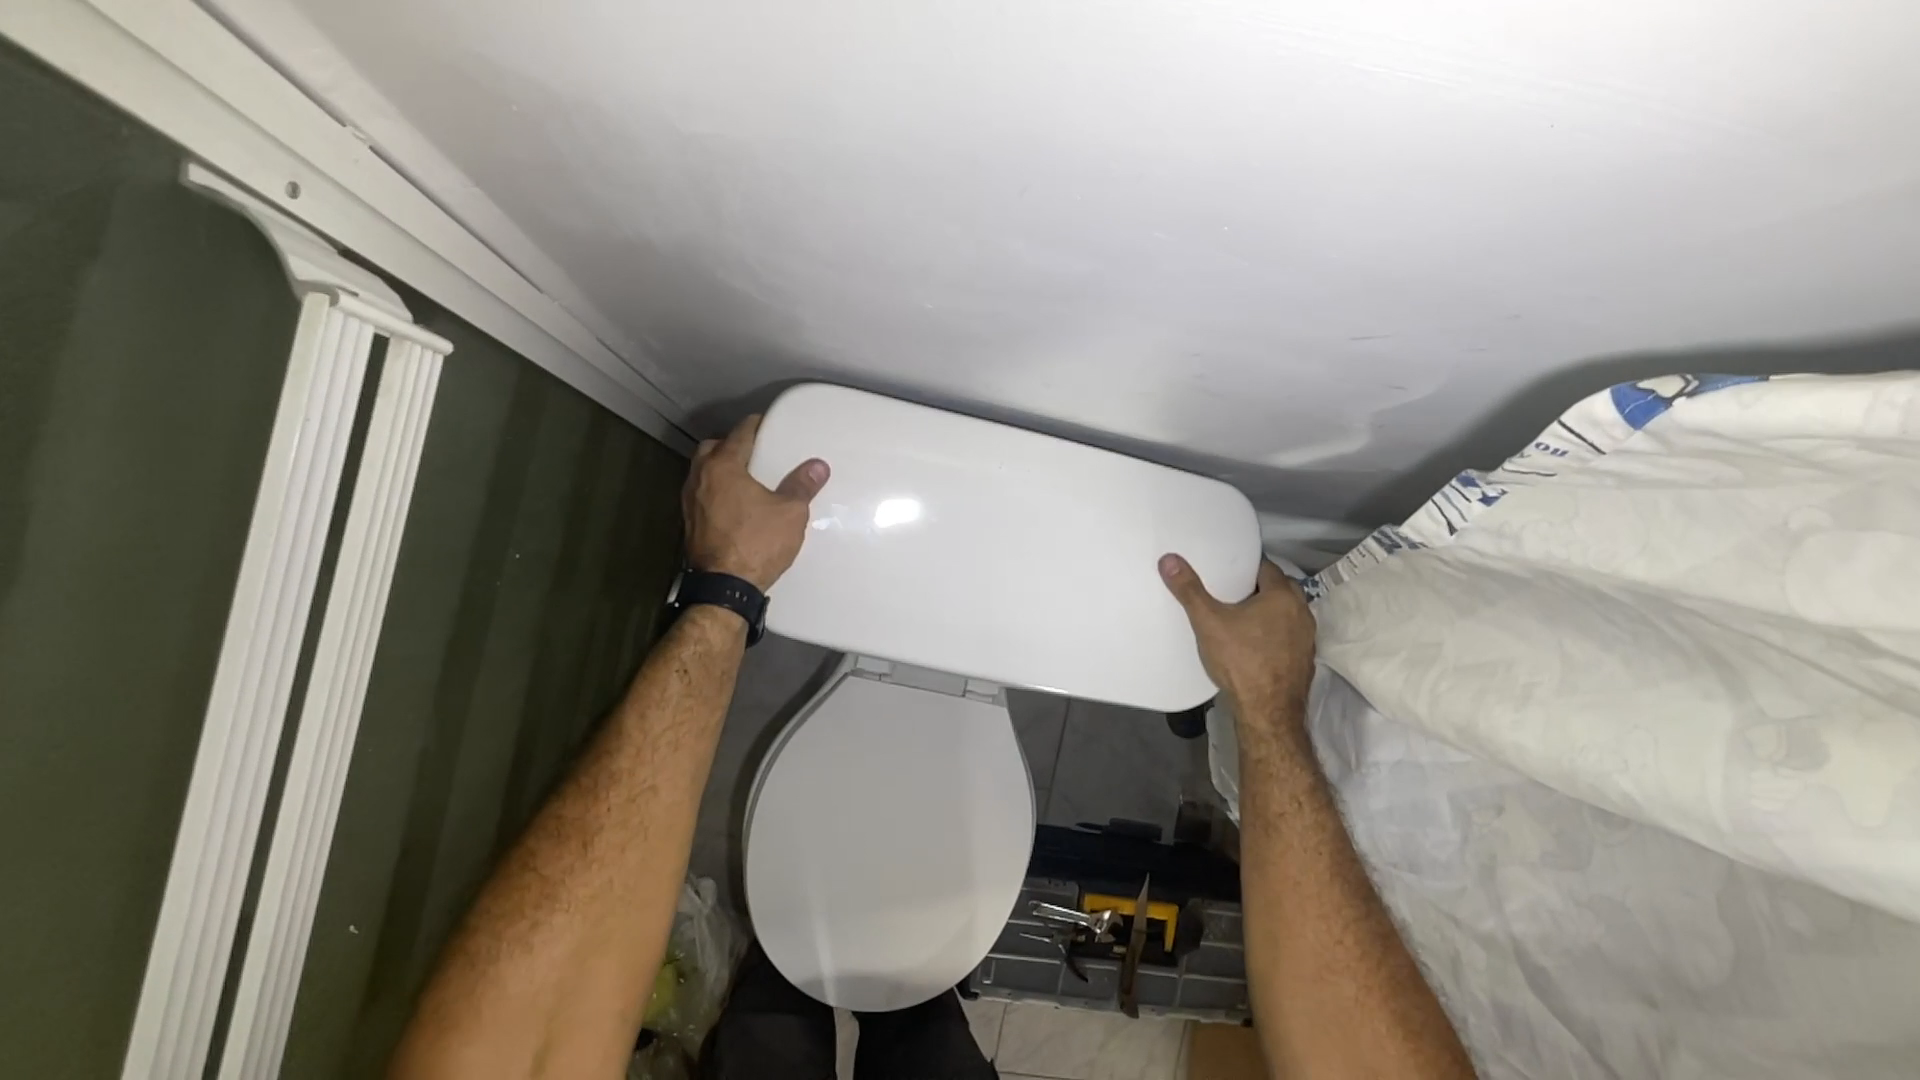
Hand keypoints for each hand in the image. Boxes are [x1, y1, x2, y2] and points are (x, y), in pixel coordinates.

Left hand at [683, 415, 829, 590]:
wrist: (726, 587)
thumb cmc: (756, 544)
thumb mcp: (790, 512)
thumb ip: (802, 485)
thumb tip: (817, 466)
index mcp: (722, 467)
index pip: (739, 434)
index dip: (756, 426)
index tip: (768, 425)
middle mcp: (699, 479)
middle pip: (712, 448)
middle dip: (731, 445)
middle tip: (755, 452)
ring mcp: (689, 502)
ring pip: (702, 472)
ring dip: (720, 470)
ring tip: (745, 478)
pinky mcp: (689, 524)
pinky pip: (702, 496)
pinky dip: (715, 492)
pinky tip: (734, 504)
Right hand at [1159, 554, 1315, 724]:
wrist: (1268, 711)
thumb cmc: (1240, 660)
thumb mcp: (1208, 622)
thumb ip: (1189, 590)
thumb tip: (1170, 560)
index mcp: (1282, 596)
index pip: (1267, 568)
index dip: (1246, 569)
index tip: (1229, 573)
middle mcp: (1302, 612)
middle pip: (1280, 589)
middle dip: (1259, 589)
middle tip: (1232, 594)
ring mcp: (1307, 638)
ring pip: (1287, 614)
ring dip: (1270, 612)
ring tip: (1242, 619)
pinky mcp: (1305, 660)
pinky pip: (1290, 637)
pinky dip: (1276, 635)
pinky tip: (1256, 646)